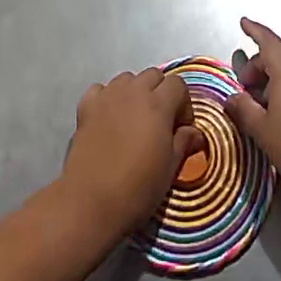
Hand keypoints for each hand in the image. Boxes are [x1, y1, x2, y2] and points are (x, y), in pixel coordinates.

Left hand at [61, 68, 204, 235]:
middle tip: (159, 121)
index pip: (178, 84)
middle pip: (153, 75)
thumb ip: (183, 143)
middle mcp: (134, 93)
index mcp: (158, 105)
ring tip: (134, 117)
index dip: (183, 104)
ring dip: (135, 91)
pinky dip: (107, 97)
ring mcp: (107, 98)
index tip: (180, 128)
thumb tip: (195, 133)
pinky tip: (108, 116)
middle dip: (160, 92)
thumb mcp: (169, 169)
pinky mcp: (85, 109)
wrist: (89, 204)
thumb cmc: (137, 189)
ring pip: (127, 78)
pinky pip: (100, 90)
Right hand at [226, 18, 280, 197]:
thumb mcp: (262, 130)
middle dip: (260, 67)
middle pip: (280, 56)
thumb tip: (233, 99)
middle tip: (246, 91)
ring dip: (276, 79)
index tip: (244, 23)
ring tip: (265, 106)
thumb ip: (244, 109)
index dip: (254, 31)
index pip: (268, 41)